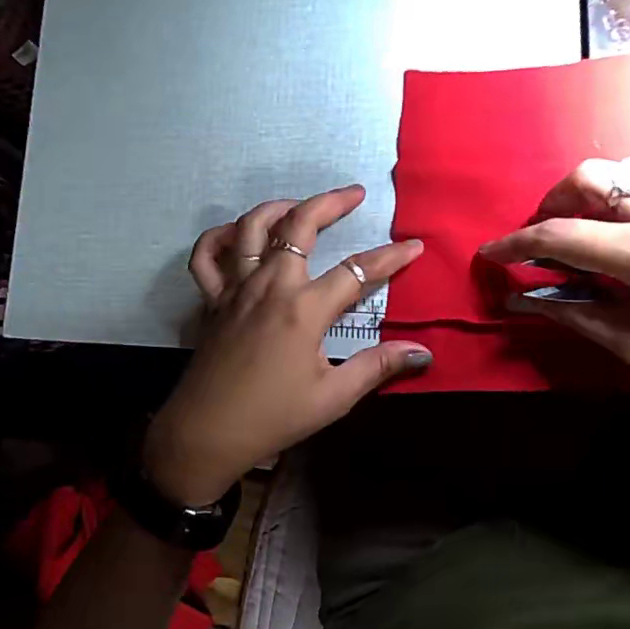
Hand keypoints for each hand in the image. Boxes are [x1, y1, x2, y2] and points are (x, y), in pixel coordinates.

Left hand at [144, 184, 429, 505]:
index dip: (391, 256)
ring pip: (251, 228)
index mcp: (304, 309)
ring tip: (299, 205)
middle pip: (300, 226)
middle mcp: (269, 286)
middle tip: (354, 194)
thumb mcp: (333, 397)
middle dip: (331, 203)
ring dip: (278, 208)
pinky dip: (220, 236)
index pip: (358, 270)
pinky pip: (207, 256)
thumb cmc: (274, 417)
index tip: (414, 246)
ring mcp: (235, 288)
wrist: (206, 434)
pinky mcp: (212, 300)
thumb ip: (377, 366)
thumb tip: (423, 353)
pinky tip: (238, 234)